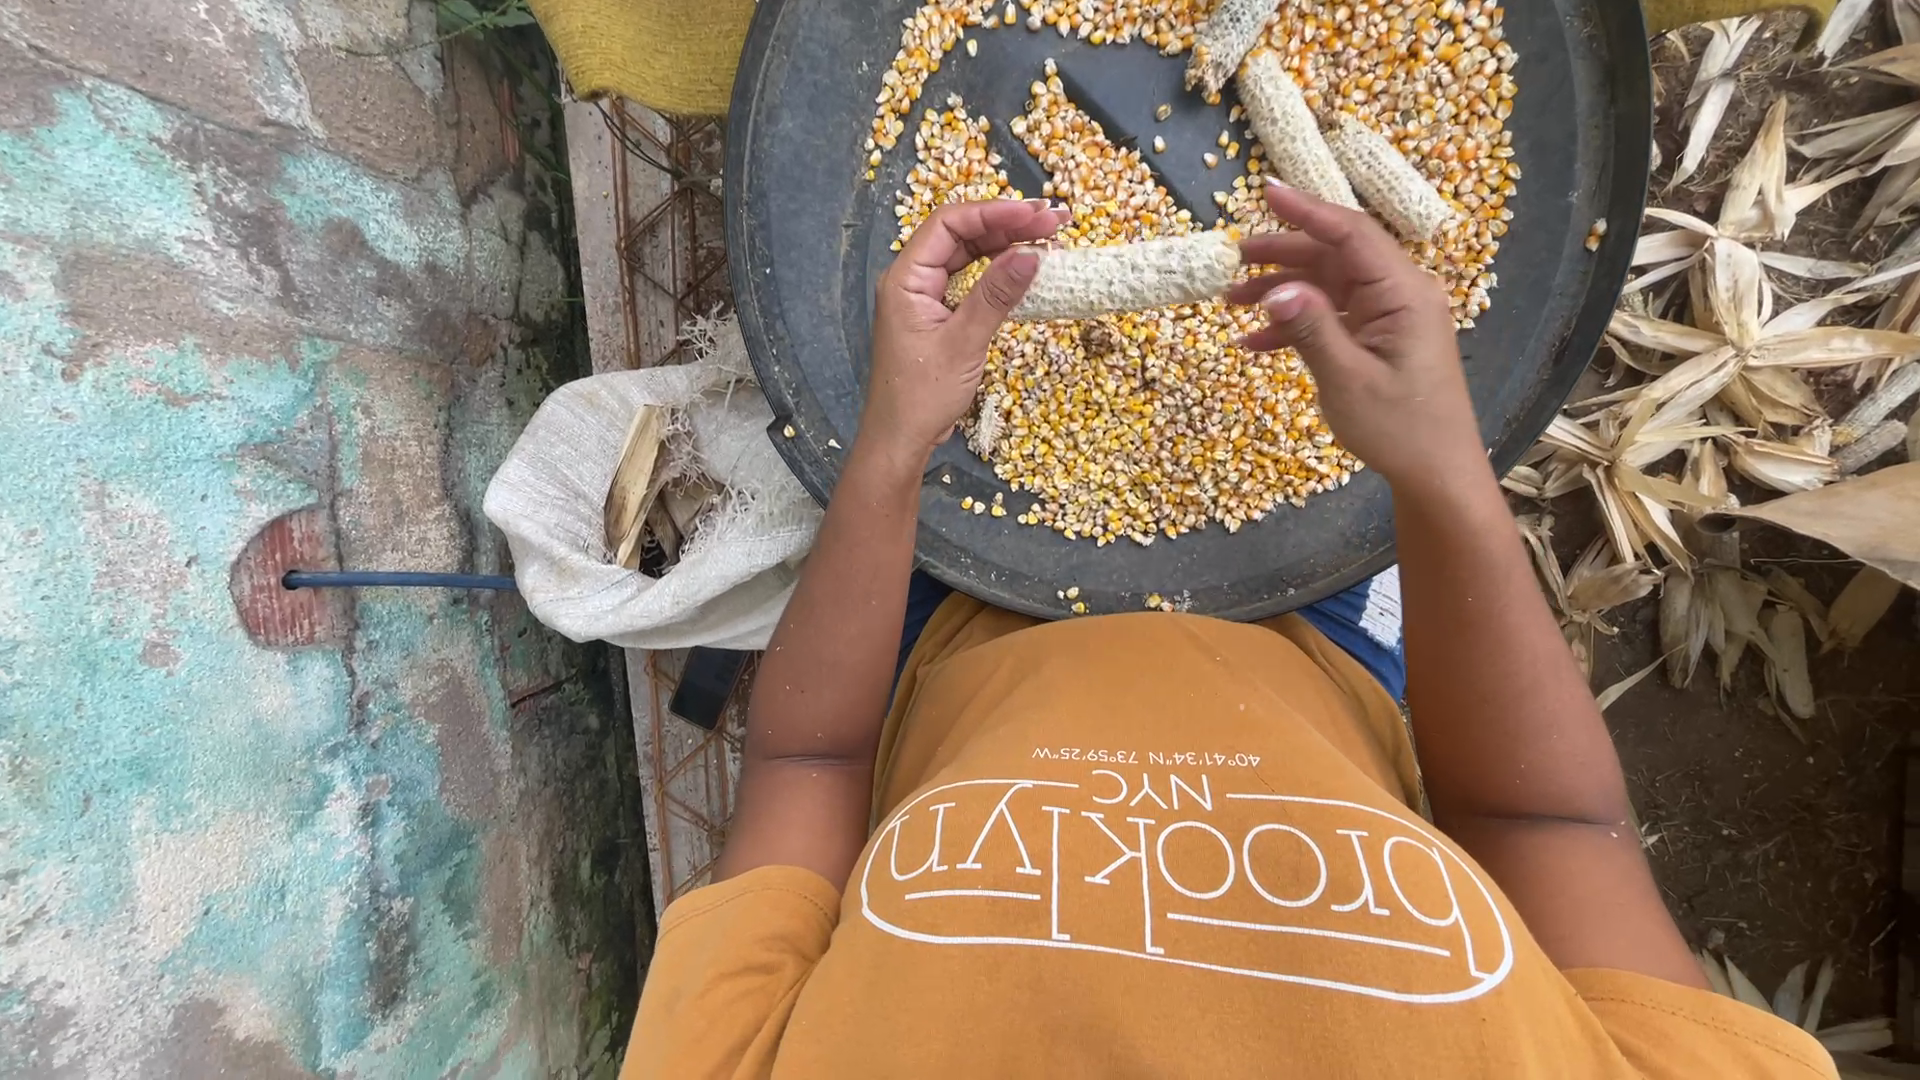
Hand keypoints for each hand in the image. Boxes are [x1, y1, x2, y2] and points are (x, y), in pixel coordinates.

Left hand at [862, 199, 1064, 468]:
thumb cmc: (923, 396)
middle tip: (1054, 222)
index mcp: (906, 278)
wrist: (900, 440)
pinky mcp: (937, 318)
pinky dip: (996, 275)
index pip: (950, 224)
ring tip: (1047, 239)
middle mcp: (911, 281)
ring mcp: (924, 299)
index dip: (995, 212)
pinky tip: (1023, 271)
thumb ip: (996, 296)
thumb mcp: (964, 343)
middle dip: (1006, 224)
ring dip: (1004, 246)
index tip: (1036, 214)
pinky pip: (968, 283)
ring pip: (966, 258)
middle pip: (960, 236)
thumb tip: (1031, 254)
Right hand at [1232, 181, 1485, 492]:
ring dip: (1279, 292)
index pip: (1350, 234)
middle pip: (1333, 256)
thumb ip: (1311, 329)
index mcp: (1402, 293)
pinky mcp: (1374, 338)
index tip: (1265, 191)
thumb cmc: (1397, 426)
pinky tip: (1253, 344)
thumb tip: (1274, 290)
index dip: (1306, 210)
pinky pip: (1328, 318)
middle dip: (1281, 254)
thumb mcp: (1347, 378)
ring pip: (1324, 286)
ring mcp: (1385, 316)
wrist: (1433, 469)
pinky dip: (1291, 328)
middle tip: (1232, 260)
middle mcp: (1396, 294)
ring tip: (1230, 302)